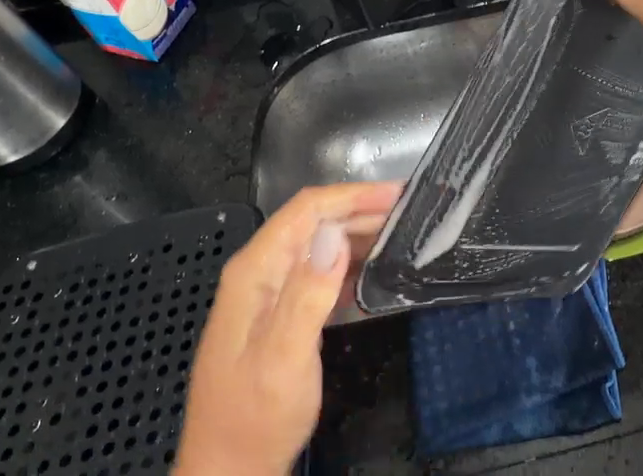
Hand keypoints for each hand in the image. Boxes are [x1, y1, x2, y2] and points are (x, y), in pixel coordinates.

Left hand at [174, 182, 401, 475]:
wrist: (230, 473)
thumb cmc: (255, 418)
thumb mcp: (283, 358)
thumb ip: (307, 294)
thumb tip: (333, 235)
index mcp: (255, 271)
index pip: (306, 209)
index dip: (353, 194)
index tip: (399, 194)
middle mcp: (261, 273)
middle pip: (314, 221)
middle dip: (362, 209)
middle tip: (413, 213)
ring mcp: (271, 294)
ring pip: (320, 245)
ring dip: (360, 234)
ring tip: (404, 236)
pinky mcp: (283, 315)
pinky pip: (321, 273)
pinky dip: (352, 264)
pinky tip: (378, 272)